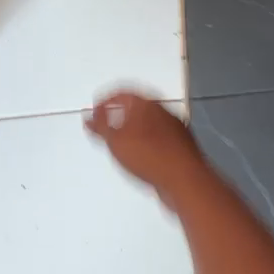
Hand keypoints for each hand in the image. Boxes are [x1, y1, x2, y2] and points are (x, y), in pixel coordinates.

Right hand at [84, 89, 206, 204]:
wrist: (185, 180)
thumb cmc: (148, 156)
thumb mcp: (115, 142)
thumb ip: (99, 127)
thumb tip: (88, 117)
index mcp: (145, 104)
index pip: (121, 93)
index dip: (105, 101)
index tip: (95, 111)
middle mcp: (162, 111)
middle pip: (136, 107)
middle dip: (119, 115)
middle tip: (107, 126)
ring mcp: (175, 128)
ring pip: (149, 123)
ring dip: (134, 130)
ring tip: (121, 144)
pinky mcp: (182, 146)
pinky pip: (159, 139)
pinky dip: (147, 143)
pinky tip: (140, 157)